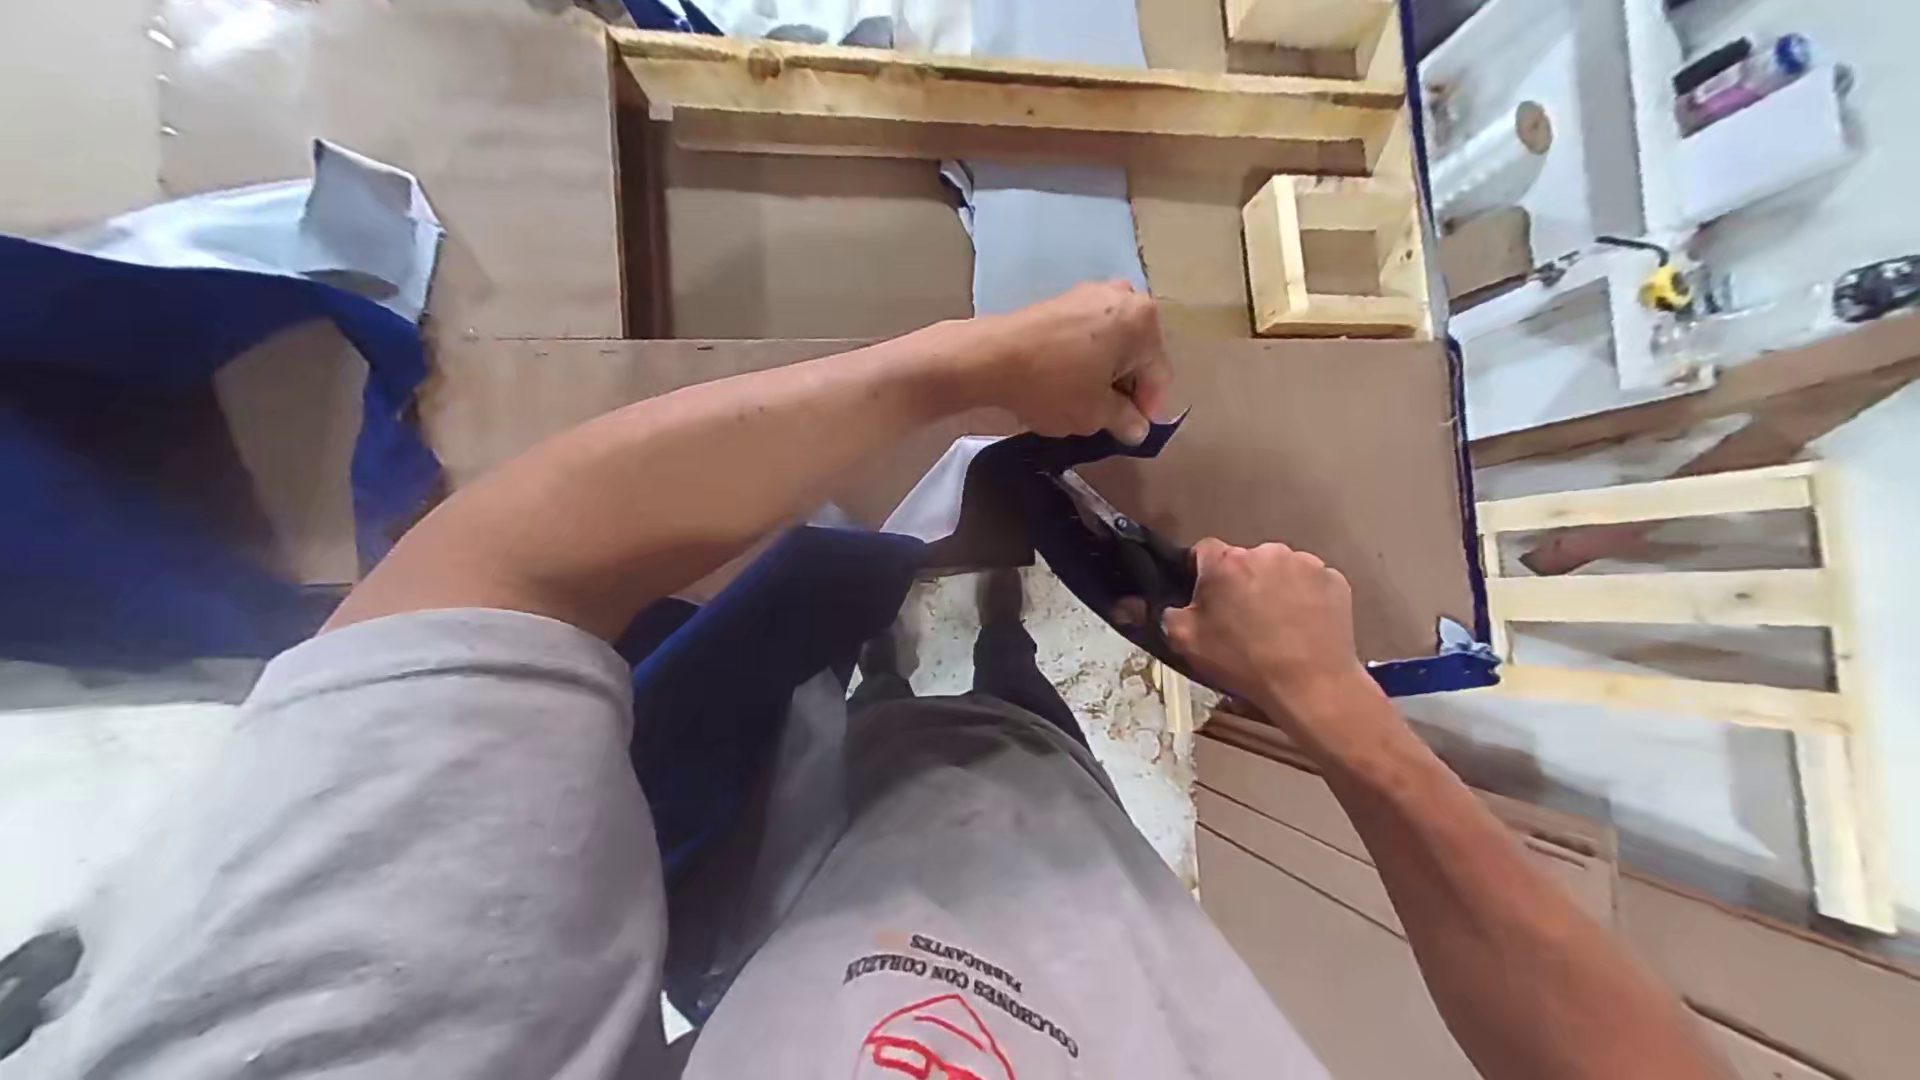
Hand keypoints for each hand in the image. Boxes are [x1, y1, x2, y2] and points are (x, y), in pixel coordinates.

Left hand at [966, 281, 1172, 445]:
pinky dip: (1084, 360)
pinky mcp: (1063, 301)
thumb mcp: (1095, 414)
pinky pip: (1087, 337)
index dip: (1146, 409)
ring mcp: (1091, 294)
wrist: (991, 358)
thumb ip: (1125, 421)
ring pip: (1111, 346)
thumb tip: (1138, 428)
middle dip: (1124, 389)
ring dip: (1104, 375)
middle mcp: (1124, 297)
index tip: (1130, 432)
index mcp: (1144, 321)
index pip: (1158, 375)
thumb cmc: (1053, 385)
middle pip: (1136, 355)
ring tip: (1082, 403)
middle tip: (1105, 419)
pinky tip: (1065, 382)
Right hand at [1162, 539, 1368, 710]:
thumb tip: (1169, 604)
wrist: (1312, 685)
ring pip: (1277, 569)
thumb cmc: (1243, 661)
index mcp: (1226, 562)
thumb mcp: (1185, 641)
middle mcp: (1265, 552)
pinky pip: (1309, 581)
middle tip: (1241, 617)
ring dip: (1272, 586)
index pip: (1203, 550)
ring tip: (1276, 623)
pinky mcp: (1334, 580)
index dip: (1201, 573)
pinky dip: (1303, 596)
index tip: (1207, 598)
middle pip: (1243, 560)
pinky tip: (1302, 625)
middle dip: (1239, 581)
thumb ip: (1168, 613)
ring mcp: (1305, 563)